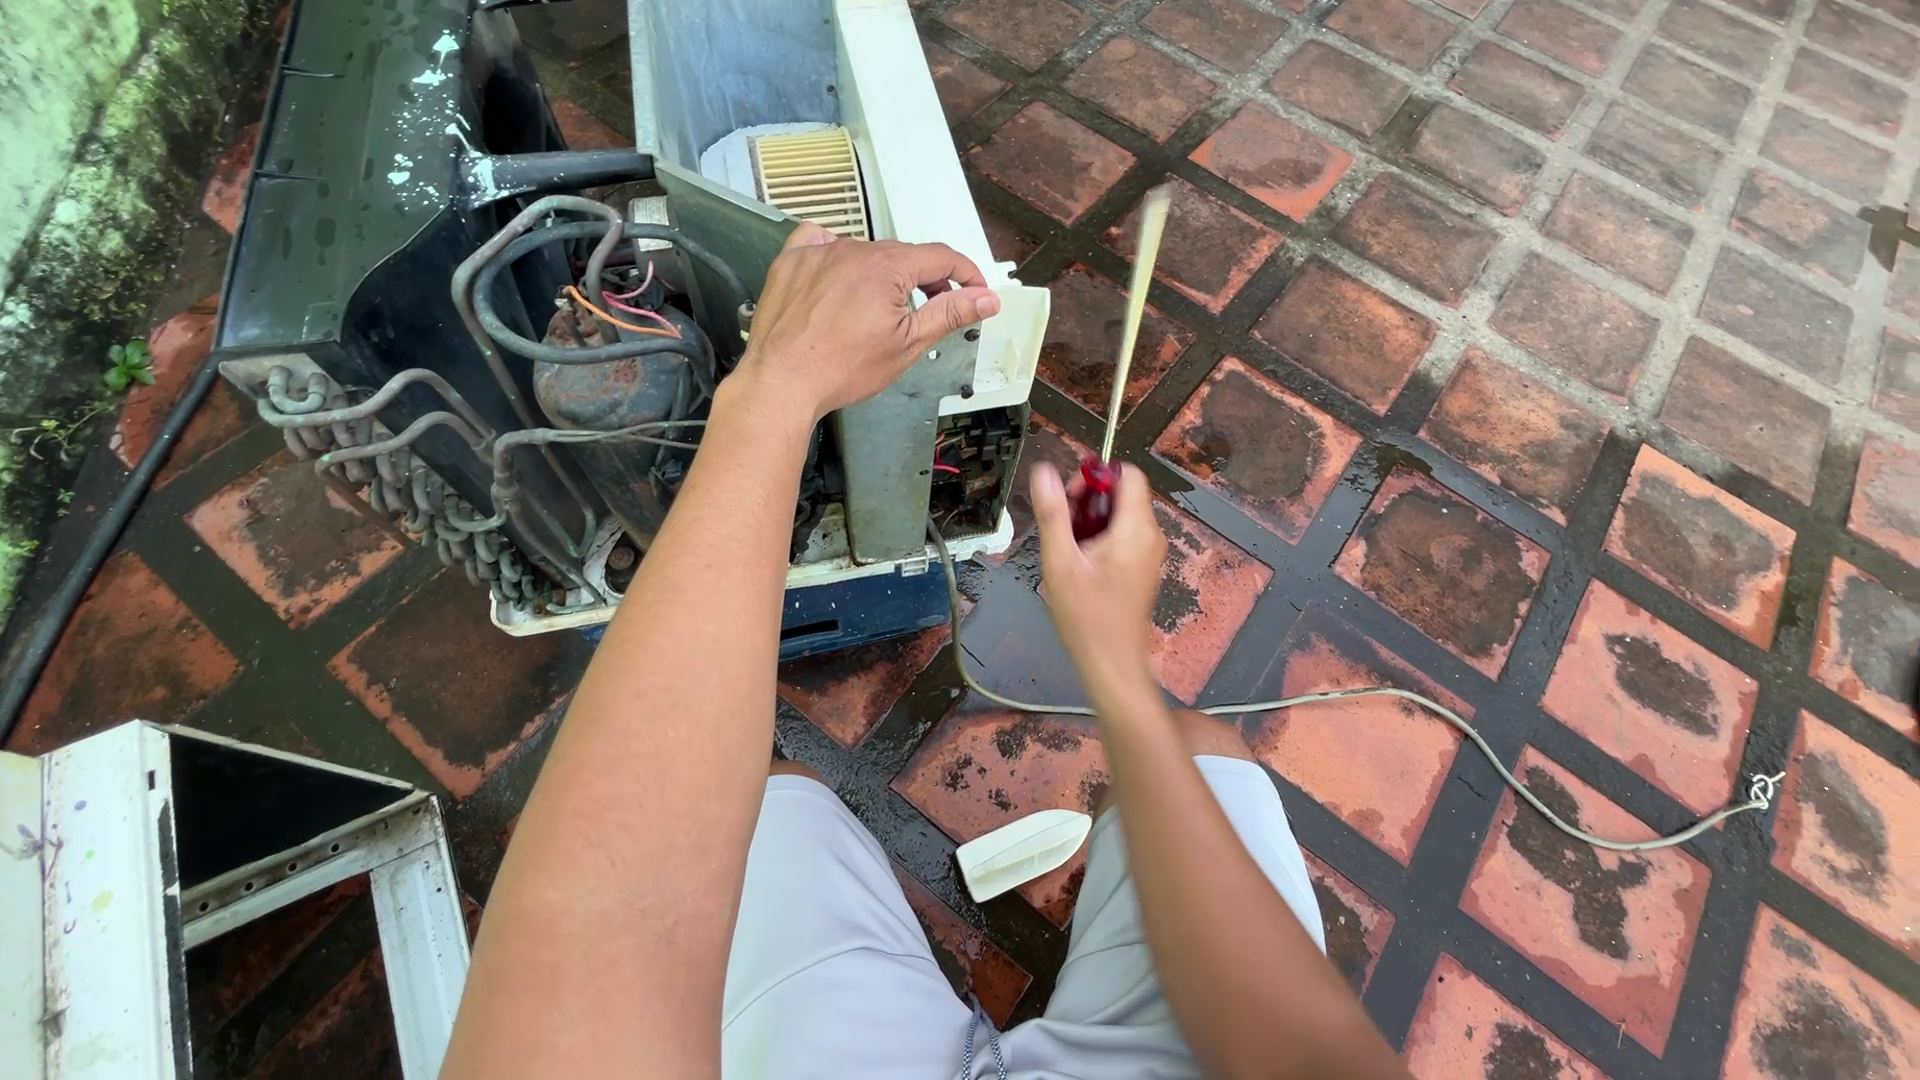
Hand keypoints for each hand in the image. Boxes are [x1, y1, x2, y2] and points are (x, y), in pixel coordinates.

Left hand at [733, 223, 1002, 421]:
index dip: (965, 274)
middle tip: (930, 310)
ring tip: (876, 313)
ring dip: (880, 275)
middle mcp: (853, 248)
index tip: (974, 290)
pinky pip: (819, 243)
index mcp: (888, 266)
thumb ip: (949, 314)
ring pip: (864, 254)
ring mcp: (818, 252)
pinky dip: (835, 256)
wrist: (782, 381)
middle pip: (903, 256)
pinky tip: (838, 277)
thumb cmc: (841, 368)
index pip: (941, 257)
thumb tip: (986, 298)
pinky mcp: (791, 262)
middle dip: (923, 280)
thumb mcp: (907, 344)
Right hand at [1030, 462, 1166, 699]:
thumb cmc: (1085, 616)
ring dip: (1090, 520)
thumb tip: (1043, 471)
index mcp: (1136, 529)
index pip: (1127, 474)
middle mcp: (1151, 535)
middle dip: (1088, 499)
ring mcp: (1150, 552)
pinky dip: (1100, 537)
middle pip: (1122, 493)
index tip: (1068, 497)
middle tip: (1061, 526)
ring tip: (1067, 548)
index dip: (1096, 476)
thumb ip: (1052, 513)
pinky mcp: (1143, 567)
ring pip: (1120, 514)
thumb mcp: (1060, 562)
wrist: (1112, 663)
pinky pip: (1123, 535)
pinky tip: (1080, 563)